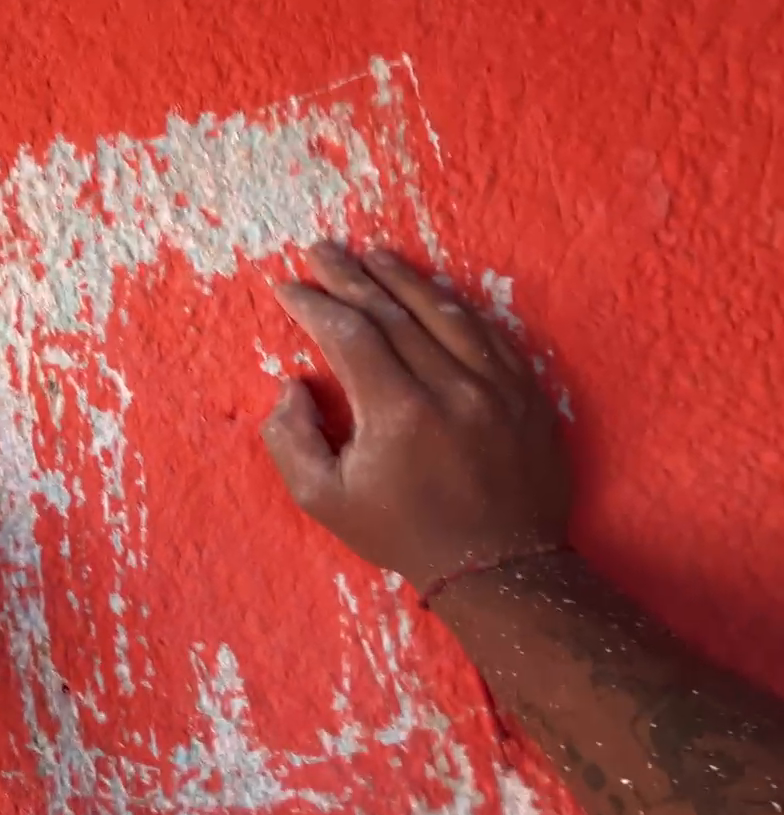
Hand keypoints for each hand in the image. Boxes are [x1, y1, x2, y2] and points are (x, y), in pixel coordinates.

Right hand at [260, 243, 570, 593]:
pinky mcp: (527, 392)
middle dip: (349, 276)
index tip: (286, 285)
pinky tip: (430, 288)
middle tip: (319, 249)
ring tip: (371, 252)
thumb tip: (292, 386)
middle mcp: (451, 387)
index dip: (314, 304)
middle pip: (393, 312)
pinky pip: (488, 331)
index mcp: (397, 412)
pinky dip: (453, 302)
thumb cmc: (398, 530)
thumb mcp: (319, 498)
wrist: (501, 565)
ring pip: (445, 312)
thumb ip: (290, 438)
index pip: (349, 334)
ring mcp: (497, 385)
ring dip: (402, 277)